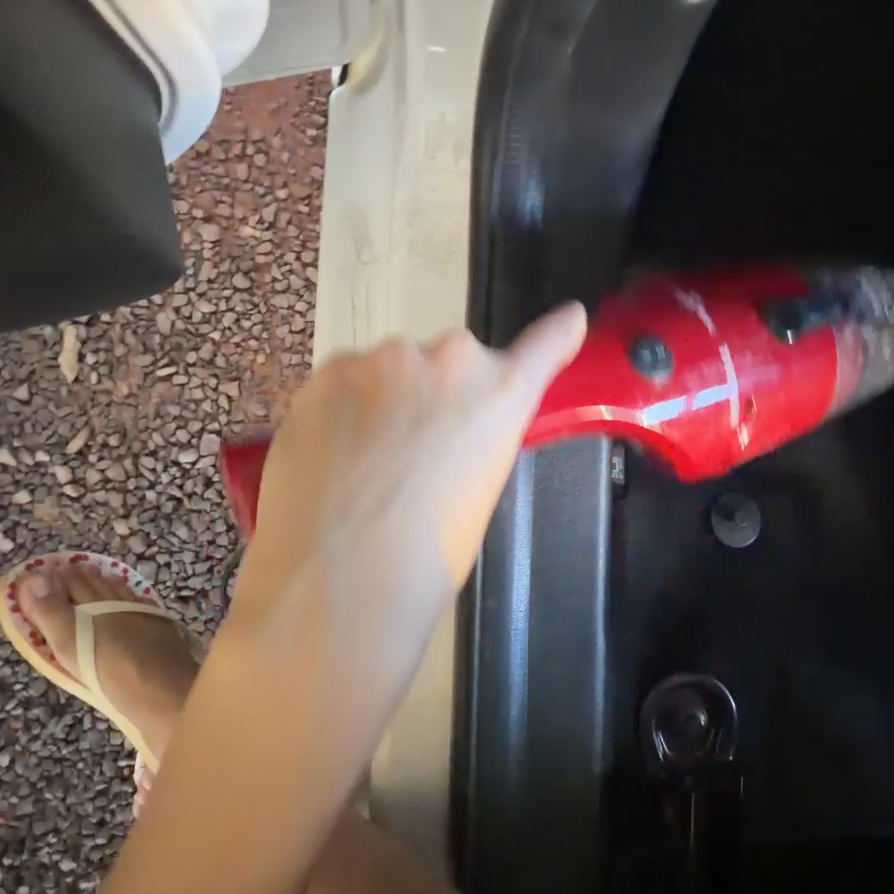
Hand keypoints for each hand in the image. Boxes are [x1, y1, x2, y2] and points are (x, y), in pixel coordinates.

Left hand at [227, 304, 586, 679]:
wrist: (342, 576)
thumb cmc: (430, 553)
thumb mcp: (479, 491)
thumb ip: (475, 439)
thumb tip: (446, 436)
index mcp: (499, 393)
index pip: (543, 348)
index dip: (560, 332)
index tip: (571, 317)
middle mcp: (446, 360)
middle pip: (450, 363)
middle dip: (438, 393)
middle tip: (418, 451)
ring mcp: (378, 361)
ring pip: (390, 371)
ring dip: (387, 399)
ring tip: (366, 464)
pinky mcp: (322, 375)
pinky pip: (344, 383)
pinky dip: (343, 409)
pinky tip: (332, 457)